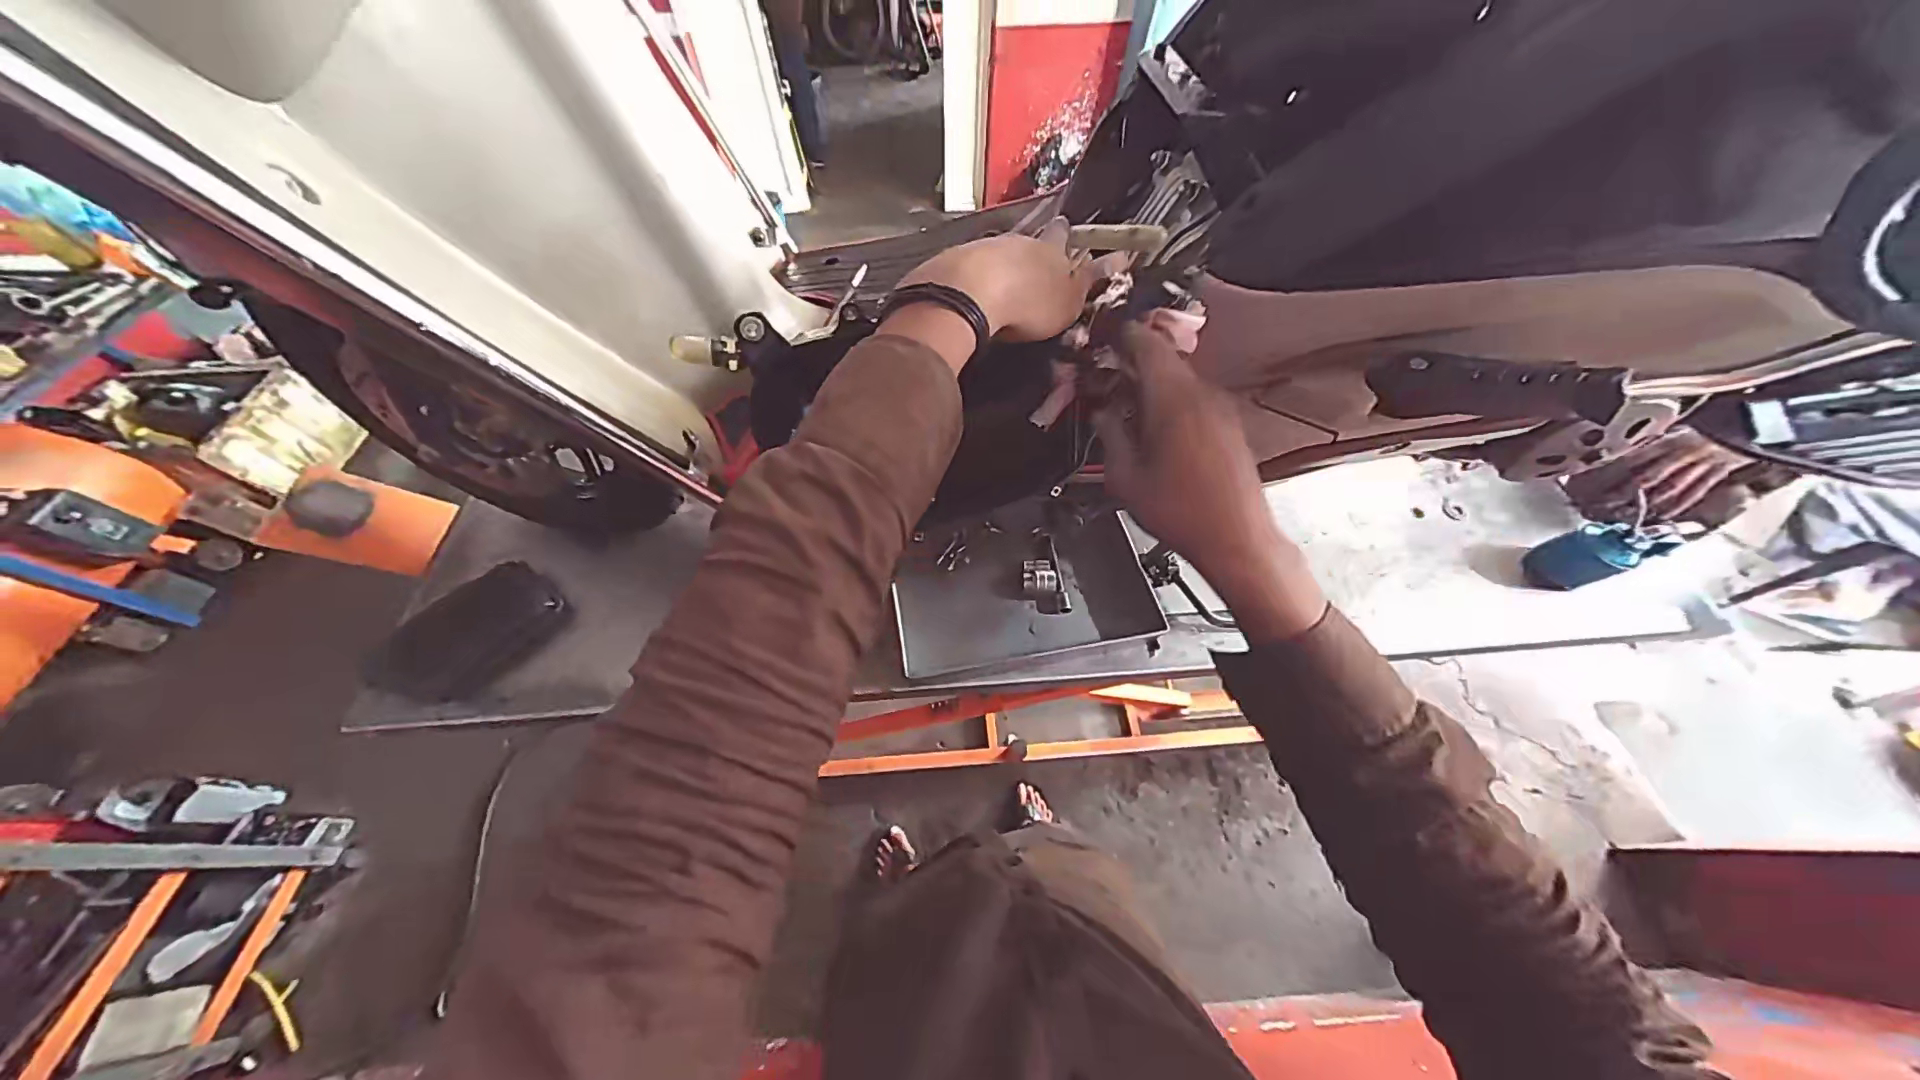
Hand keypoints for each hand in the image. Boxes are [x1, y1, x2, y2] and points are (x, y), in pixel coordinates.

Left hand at [894, 218, 1093, 342]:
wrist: (969, 293)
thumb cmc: (1028, 303)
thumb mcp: (1068, 302)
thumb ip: (1088, 282)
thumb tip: (1117, 258)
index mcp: (1051, 249)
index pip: (1064, 236)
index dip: (1066, 236)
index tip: (1067, 230)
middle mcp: (1018, 240)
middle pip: (1029, 240)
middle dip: (1033, 249)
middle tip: (1034, 260)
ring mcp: (985, 247)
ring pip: (1000, 251)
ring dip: (1003, 263)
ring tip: (1003, 281)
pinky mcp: (955, 261)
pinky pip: (971, 265)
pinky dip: (976, 276)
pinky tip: (974, 289)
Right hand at [1095, 319, 1328, 640]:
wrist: (1236, 539)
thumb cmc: (1182, 513)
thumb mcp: (1125, 477)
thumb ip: (1110, 435)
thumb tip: (1103, 414)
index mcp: (1173, 399)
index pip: (1146, 343)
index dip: (1122, 336)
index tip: (1105, 339)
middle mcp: (1203, 395)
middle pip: (1164, 360)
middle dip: (1132, 366)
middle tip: (1106, 381)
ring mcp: (1221, 409)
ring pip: (1180, 381)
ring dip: (1151, 387)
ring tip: (1126, 411)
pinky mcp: (1230, 426)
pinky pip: (1195, 400)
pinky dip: (1172, 404)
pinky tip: (1155, 432)